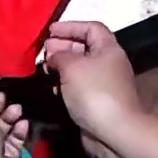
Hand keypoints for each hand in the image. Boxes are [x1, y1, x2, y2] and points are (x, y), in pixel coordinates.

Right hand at [41, 21, 143, 149]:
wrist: (115, 131)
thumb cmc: (94, 92)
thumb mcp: (72, 66)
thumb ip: (59, 55)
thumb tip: (53, 57)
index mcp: (108, 48)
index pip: (90, 28)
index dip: (70, 26)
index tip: (50, 31)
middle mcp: (108, 63)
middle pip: (83, 47)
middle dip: (62, 46)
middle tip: (42, 51)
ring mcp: (103, 83)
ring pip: (79, 68)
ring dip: (61, 66)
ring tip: (43, 68)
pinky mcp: (96, 101)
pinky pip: (78, 86)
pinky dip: (64, 84)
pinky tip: (51, 87)